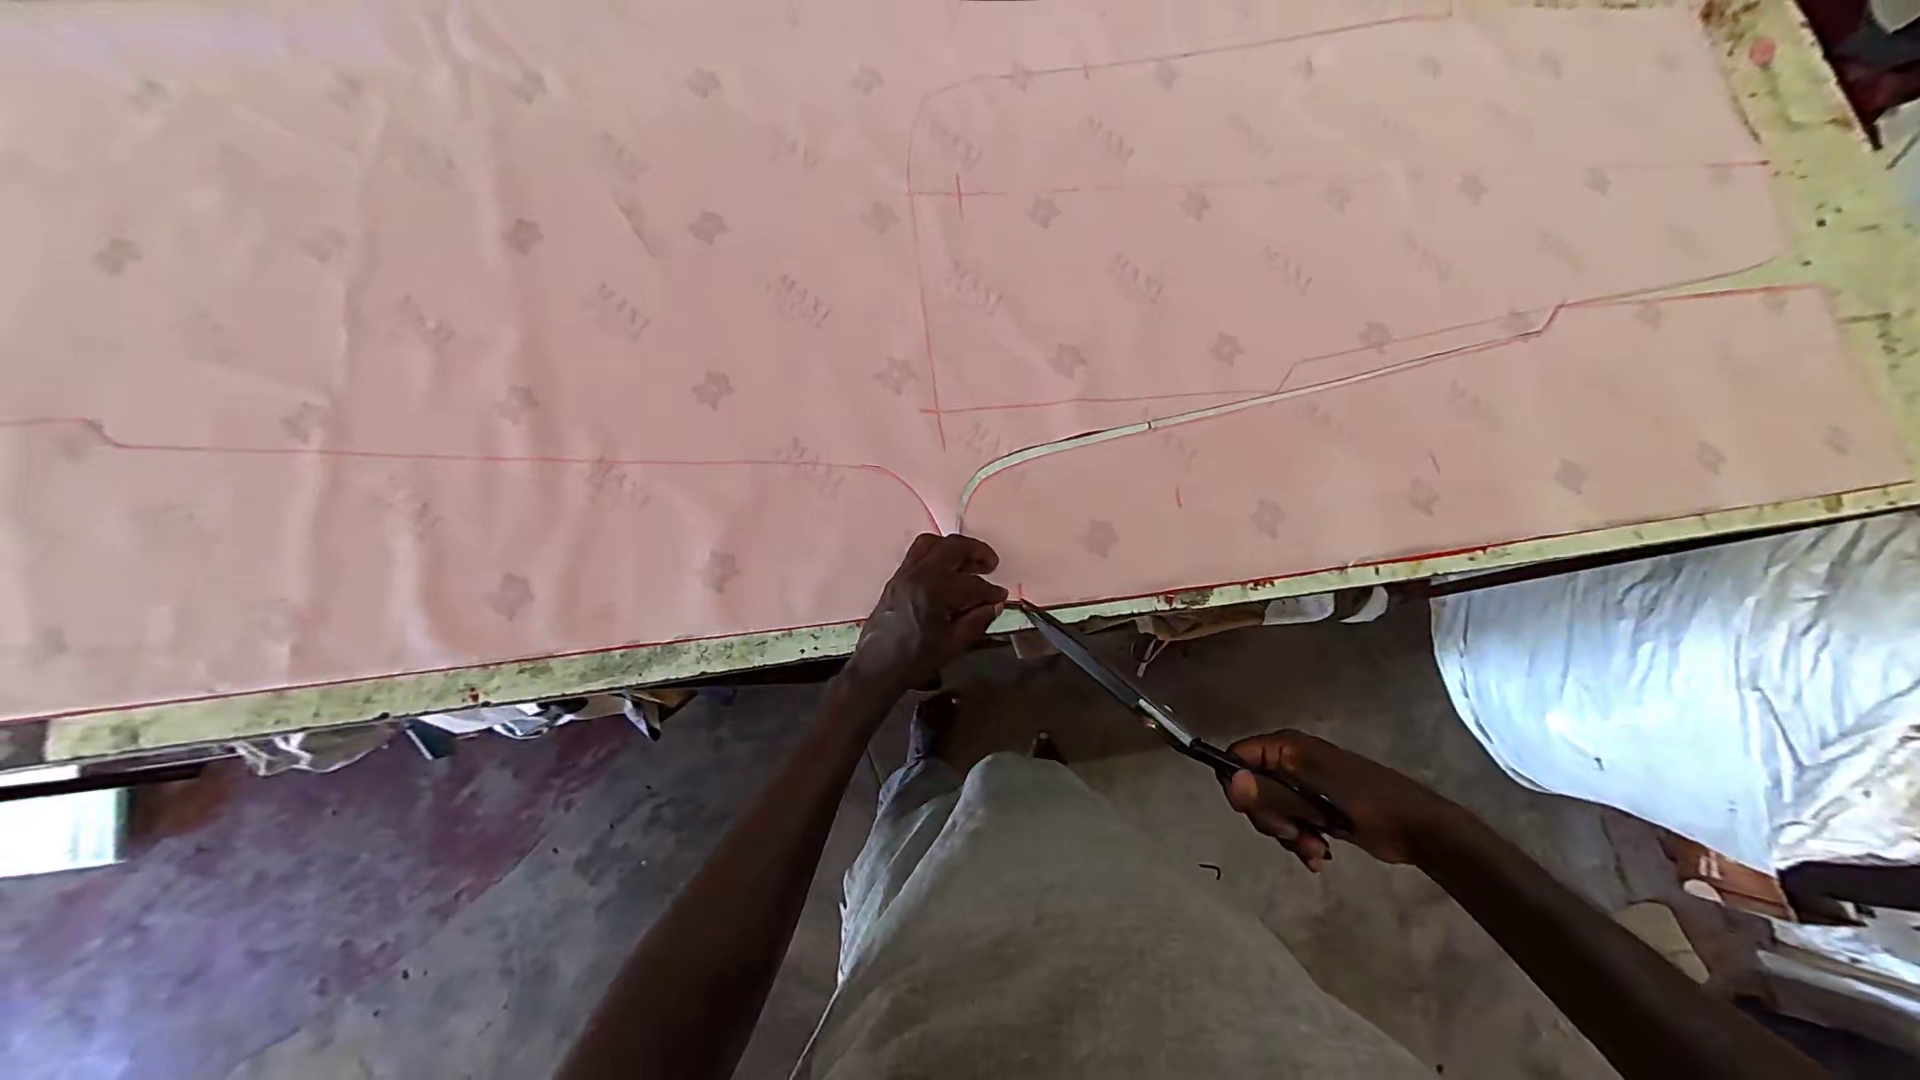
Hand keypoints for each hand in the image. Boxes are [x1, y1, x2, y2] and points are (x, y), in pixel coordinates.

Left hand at [841, 533, 1006, 697]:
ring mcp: (904, 574)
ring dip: (953, 548)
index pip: (972, 584)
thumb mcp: (953, 645)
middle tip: (990, 564)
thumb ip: (977, 620)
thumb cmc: (915, 660)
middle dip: (976, 552)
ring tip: (967, 561)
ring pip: (932, 544)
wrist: (877, 668)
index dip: (990, 591)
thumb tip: (995, 604)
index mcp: (934, 592)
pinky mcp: (896, 578)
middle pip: (952, 548)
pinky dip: (936, 554)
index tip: (1000, 596)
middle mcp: (918, 575)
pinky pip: (917, 554)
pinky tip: (946, 571)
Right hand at [1223, 730, 1466, 869]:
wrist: (1422, 830)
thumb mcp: (1317, 802)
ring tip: (1315, 849)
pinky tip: (1319, 854)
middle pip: (1251, 787)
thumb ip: (1273, 795)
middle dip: (1269, 817)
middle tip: (1292, 834)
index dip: (1239, 786)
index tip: (1253, 813)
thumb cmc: (1371, 806)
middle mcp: (1289, 759)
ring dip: (1287, 833)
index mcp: (1287, 747)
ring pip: (1270, 808)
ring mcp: (1302, 782)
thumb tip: (1232, 784)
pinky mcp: (1315, 804)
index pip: (1238, 757)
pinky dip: (1299, 839)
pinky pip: (1289, 820)